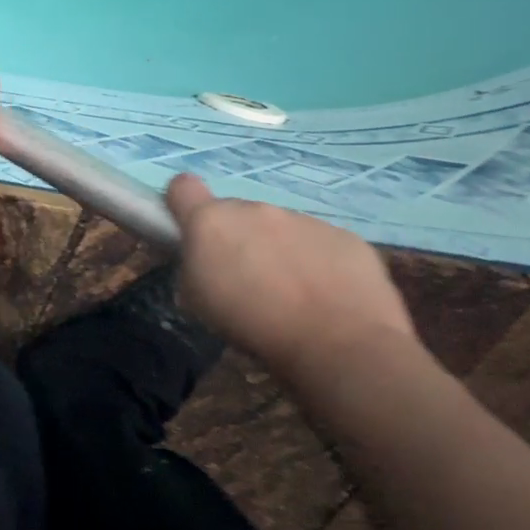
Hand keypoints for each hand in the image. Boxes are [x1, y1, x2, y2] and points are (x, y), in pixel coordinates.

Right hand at [165, 174, 415, 380]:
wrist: (338, 343)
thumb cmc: (249, 321)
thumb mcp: (193, 296)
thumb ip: (194, 262)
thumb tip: (207, 257)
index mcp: (210, 220)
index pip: (182, 185)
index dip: (183, 203)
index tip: (188, 227)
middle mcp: (256, 209)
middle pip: (236, 213)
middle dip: (236, 236)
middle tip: (245, 275)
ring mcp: (305, 220)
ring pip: (280, 228)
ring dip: (277, 248)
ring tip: (292, 290)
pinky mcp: (346, 237)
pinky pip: (321, 243)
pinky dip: (318, 261)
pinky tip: (326, 294)